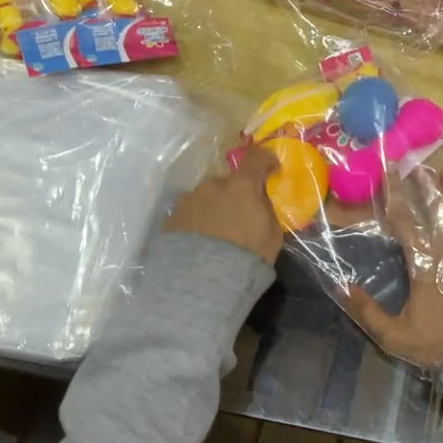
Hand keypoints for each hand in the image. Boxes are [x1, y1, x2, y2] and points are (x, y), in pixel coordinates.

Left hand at [164, 147, 283, 263]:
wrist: (200, 284)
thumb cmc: (245, 256)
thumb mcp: (272, 235)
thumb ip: (265, 210)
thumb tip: (258, 200)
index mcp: (241, 186)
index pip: (256, 158)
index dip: (265, 161)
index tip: (270, 170)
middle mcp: (212, 186)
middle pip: (227, 182)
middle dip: (233, 194)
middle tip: (237, 217)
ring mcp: (187, 201)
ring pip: (203, 197)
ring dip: (211, 207)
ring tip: (212, 234)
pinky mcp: (170, 220)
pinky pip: (186, 214)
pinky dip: (193, 223)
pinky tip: (196, 244)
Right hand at [344, 163, 442, 368]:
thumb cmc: (440, 343)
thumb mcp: (395, 335)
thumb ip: (367, 311)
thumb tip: (341, 286)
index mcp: (423, 263)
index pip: (405, 221)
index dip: (395, 195)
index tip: (389, 172)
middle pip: (437, 210)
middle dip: (426, 186)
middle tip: (419, 165)